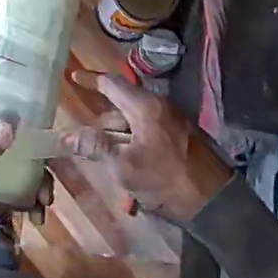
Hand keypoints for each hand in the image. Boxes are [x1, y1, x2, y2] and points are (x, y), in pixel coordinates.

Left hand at [0, 114, 51, 256]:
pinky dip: (31, 199)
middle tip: (48, 174)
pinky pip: (19, 188)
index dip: (9, 114)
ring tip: (45, 201)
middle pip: (9, 141)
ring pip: (18, 166)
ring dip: (37, 181)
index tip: (36, 121)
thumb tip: (9, 124)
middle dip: (33, 157)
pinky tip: (37, 214)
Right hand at [59, 72, 230, 222]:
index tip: (73, 77)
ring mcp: (173, 120)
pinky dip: (134, 143)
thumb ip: (95, 147)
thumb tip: (65, 136)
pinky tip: (129, 167)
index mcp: (146, 107)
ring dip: (119, 138)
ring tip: (109, 162)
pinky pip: (148, 132)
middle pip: (122, 105)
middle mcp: (160, 106)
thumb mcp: (124, 166)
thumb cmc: (166, 180)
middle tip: (88, 142)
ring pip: (135, 121)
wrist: (212, 200)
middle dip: (103, 123)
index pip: (112, 84)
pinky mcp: (181, 135)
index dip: (90, 80)